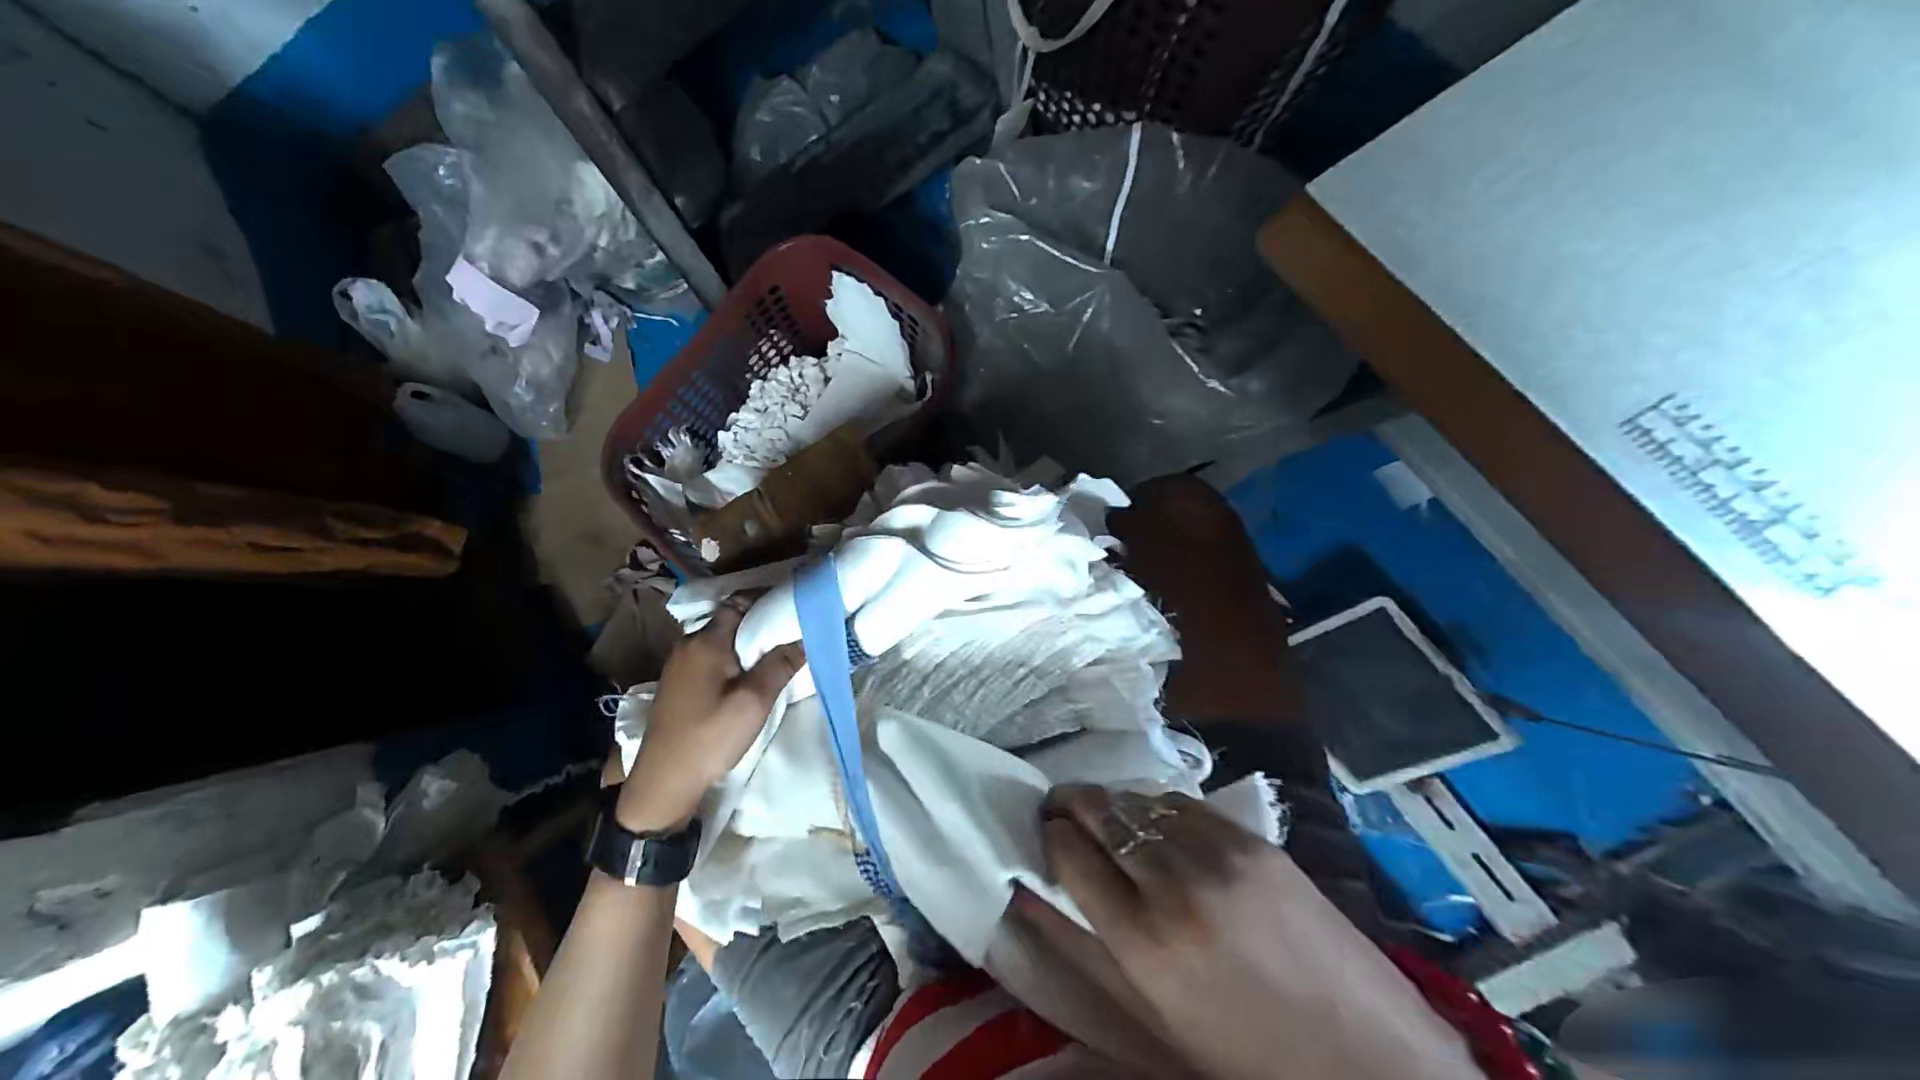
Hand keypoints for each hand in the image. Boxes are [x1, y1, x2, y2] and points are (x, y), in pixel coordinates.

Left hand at [616, 603, 804, 833]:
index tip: (792, 605)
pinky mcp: (676, 684)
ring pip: (717, 640)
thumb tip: (803, 638)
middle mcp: (687, 645)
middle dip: (758, 621)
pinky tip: (746, 674)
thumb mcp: (753, 702)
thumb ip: (779, 665)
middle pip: (727, 620)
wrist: (664, 782)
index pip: (737, 603)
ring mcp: (677, 665)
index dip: (765, 599)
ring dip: (743, 642)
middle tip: (790, 630)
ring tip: (773, 652)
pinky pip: (708, 657)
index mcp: (705, 642)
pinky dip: (729, 657)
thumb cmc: (710, 737)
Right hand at [1012, 785, 1479, 1079]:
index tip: (1044, 837)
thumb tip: (1022, 891)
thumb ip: (1076, 947)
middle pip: (1098, 809)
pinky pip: (1182, 803)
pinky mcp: (1255, 840)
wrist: (1367, 1055)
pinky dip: (1156, 809)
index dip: (1048, 836)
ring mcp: (1220, 853)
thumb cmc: (1242, 1053)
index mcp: (1142, 942)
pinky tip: (1158, 828)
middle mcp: (1175, 884)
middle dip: (1069, 804)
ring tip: (1111, 823)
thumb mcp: (1148, 1016)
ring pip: (1137, 799)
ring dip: (1112, 806)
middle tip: (1061, 812)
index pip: (1069, 851)